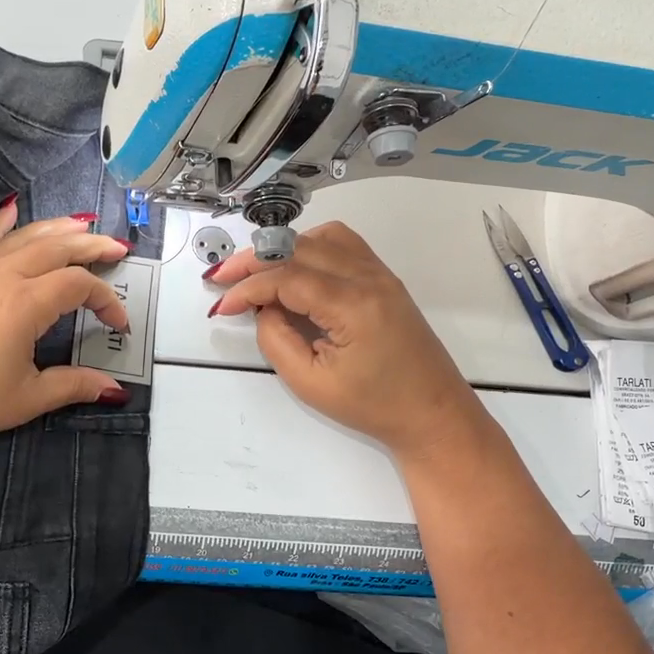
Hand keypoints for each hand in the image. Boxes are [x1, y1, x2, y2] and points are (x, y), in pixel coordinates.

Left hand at [0, 201, 133, 447]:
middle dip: (91, 246)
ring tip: (81, 225)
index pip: (79, 285)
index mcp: (26, 302)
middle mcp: (3, 275)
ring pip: (23, 237)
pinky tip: (10, 209)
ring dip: (56, 229)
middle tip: (117, 247)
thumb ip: (74, 386)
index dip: (106, 300)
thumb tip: (113, 390)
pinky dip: (1, 223)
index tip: (118, 325)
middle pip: (57, 247)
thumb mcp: (26, 398)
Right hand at [205, 222, 490, 461]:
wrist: (433, 415)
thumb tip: (264, 310)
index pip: (286, 278)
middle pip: (300, 248)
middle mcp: (369, 278)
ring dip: (283, 249)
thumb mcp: (310, 383)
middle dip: (254, 260)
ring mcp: (380, 275)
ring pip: (321, 238)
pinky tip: (293, 268)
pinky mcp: (384, 280)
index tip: (222, 307)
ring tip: (254, 272)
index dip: (247, 288)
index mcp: (353, 305)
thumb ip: (277, 340)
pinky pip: (343, 244)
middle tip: (220, 278)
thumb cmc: (373, 406)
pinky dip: (310, 247)